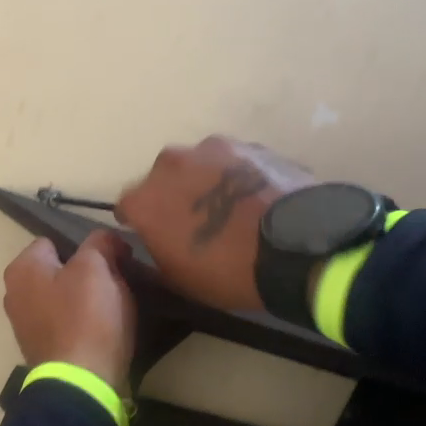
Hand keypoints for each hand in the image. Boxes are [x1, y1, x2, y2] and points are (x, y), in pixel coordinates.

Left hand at [1, 230, 136, 392]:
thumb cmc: (85, 318)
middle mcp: (13, 292)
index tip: (111, 262)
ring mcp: (23, 322)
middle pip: (58, 270)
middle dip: (85, 275)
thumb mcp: (97, 269)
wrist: (80, 382)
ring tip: (110, 310)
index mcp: (21, 268)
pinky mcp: (38, 346)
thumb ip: (100, 244)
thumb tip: (107, 239)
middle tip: (113, 286)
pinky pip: (62, 322)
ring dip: (83, 300)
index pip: (55, 241)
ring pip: (61, 297)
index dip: (87, 248)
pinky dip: (78, 323)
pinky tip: (98, 331)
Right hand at [115, 135, 316, 311]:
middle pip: (162, 179)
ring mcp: (212, 150)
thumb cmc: (228, 271)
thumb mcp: (177, 279)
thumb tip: (151, 246)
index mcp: (143, 199)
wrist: (298, 247)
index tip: (155, 237)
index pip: (126, 207)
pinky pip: (235, 164)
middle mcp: (169, 164)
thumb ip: (155, 254)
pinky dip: (239, 178)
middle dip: (173, 196)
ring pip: (199, 166)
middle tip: (195, 222)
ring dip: (206, 182)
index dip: (140, 223)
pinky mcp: (252, 146)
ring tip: (231, 209)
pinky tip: (257, 200)